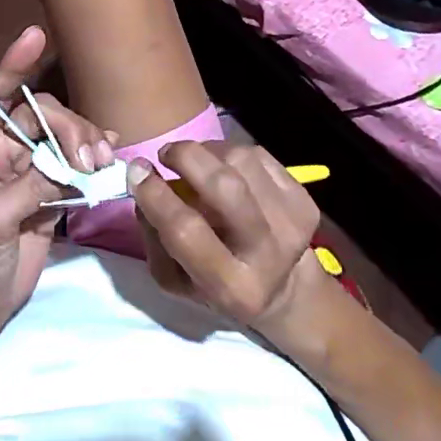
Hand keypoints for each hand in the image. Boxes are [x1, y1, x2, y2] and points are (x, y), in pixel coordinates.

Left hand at [0, 26, 113, 339]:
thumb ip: (28, 187)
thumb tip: (68, 164)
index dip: (13, 65)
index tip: (36, 36)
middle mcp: (3, 150)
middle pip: (42, 114)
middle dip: (69, 126)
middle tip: (89, 157)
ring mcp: (30, 169)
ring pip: (64, 136)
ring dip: (86, 141)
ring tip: (102, 163)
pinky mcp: (52, 189)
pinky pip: (77, 162)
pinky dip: (95, 155)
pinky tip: (111, 154)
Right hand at [131, 141, 328, 342]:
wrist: (285, 289)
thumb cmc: (216, 284)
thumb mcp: (175, 279)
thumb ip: (152, 236)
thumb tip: (143, 182)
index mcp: (231, 286)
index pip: (186, 230)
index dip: (155, 195)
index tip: (136, 171)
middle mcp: (267, 253)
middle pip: (225, 187)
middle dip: (186, 157)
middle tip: (165, 154)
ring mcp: (292, 221)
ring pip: (240, 159)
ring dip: (206, 151)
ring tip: (194, 161)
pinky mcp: (303, 197)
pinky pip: (257, 154)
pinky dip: (229, 152)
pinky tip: (221, 166)